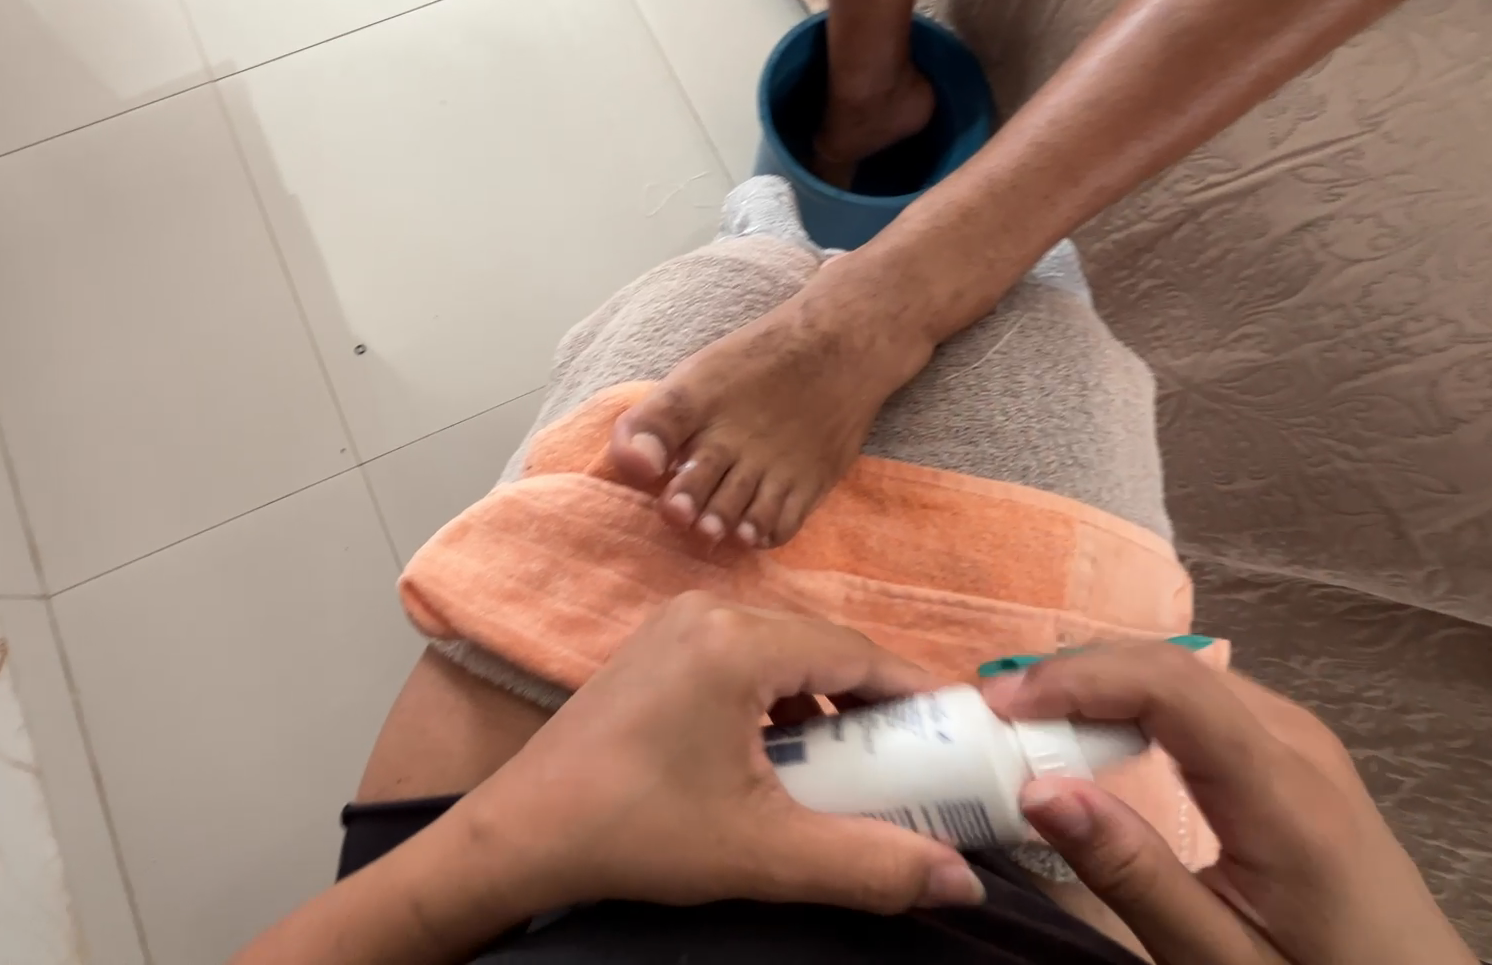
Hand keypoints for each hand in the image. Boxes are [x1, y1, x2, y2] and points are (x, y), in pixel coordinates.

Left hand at [444, 593, 986, 915]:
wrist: (528, 826)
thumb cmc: (640, 829)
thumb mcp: (763, 852)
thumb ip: (871, 863)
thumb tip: (963, 881)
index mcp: (735, 641)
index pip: (852, 650)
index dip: (911, 691)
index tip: (957, 732)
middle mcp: (707, 610)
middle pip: (817, 644)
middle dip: (868, 701)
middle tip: (911, 759)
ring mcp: (677, 621)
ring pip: (779, 650)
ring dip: (820, 700)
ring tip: (849, 764)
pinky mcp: (659, 642)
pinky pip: (740, 655)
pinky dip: (775, 696)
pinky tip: (780, 750)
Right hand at [986, 643, 1475, 964]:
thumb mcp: (1225, 964)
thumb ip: (1133, 876)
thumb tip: (1035, 789)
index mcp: (1290, 798)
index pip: (1170, 689)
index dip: (1073, 679)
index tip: (997, 705)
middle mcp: (1294, 739)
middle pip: (1160, 663)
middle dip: (1064, 676)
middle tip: (993, 715)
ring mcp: (1289, 730)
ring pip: (1165, 665)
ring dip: (1085, 682)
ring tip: (1023, 720)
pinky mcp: (1276, 737)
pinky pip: (1179, 686)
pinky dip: (1114, 694)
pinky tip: (1083, 727)